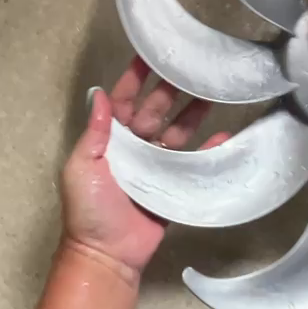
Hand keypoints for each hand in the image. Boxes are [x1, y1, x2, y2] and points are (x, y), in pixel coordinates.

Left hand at [60, 59, 221, 282]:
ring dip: (193, 110)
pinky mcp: (174, 183)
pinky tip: (225, 134)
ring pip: (178, 129)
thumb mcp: (82, 166)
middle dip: (171, 87)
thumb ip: (94, 131)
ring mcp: (156, 163)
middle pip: (156, 109)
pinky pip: (194, 160)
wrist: (108, 254)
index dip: (135, 77)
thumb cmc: (90, 208)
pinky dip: (210, 148)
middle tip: (192, 65)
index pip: (124, 99)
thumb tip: (99, 92)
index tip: (150, 53)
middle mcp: (134, 144)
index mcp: (110, 137)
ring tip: (213, 90)